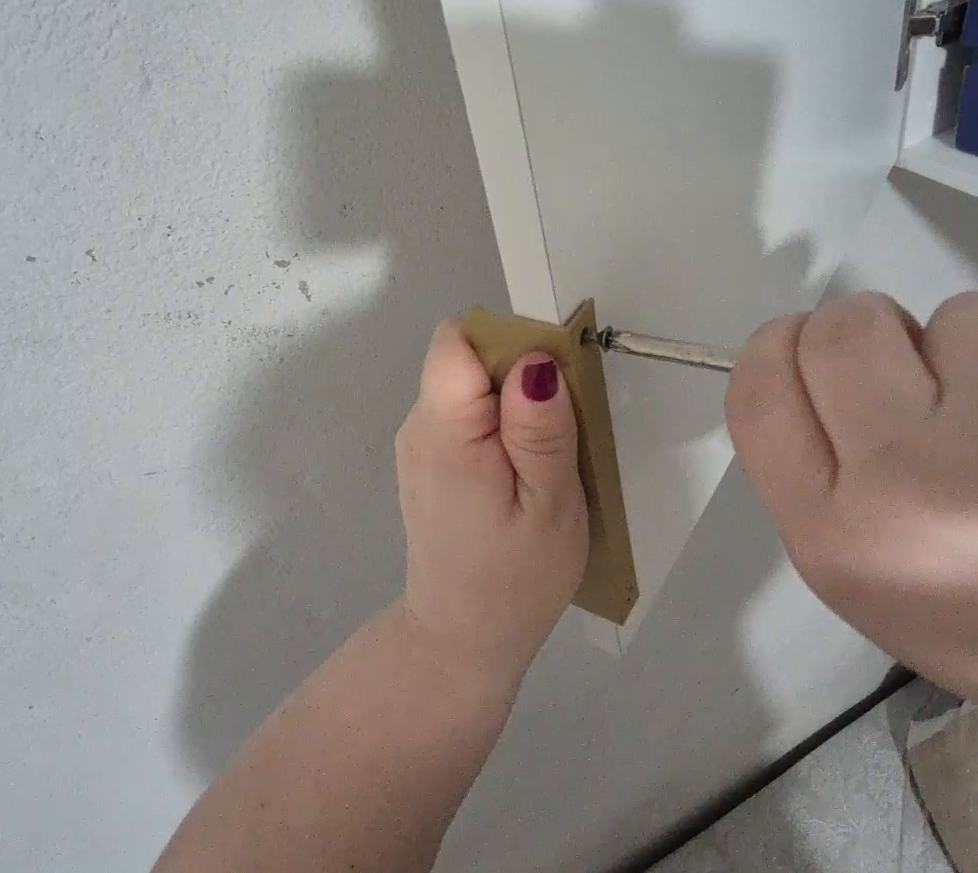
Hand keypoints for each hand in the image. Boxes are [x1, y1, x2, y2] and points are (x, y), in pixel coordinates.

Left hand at [393, 322, 588, 689]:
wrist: (463, 637)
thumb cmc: (515, 578)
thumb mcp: (549, 503)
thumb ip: (541, 427)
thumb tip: (535, 358)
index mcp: (444, 430)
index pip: (461, 340)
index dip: (509, 346)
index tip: (549, 389)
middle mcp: (419, 425)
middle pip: (467, 358)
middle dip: (518, 376)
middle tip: (558, 435)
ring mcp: (419, 442)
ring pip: (471, 386)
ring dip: (513, 406)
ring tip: (542, 462)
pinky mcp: (429, 458)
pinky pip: (466, 416)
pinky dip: (499, 428)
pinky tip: (519, 475)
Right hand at [725, 291, 977, 805]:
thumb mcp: (877, 589)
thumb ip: (822, 477)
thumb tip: (812, 362)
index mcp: (850, 538)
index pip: (761, 388)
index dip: (777, 351)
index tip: (811, 356)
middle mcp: (925, 475)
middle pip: (843, 326)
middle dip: (873, 335)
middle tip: (928, 381)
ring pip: (967, 312)